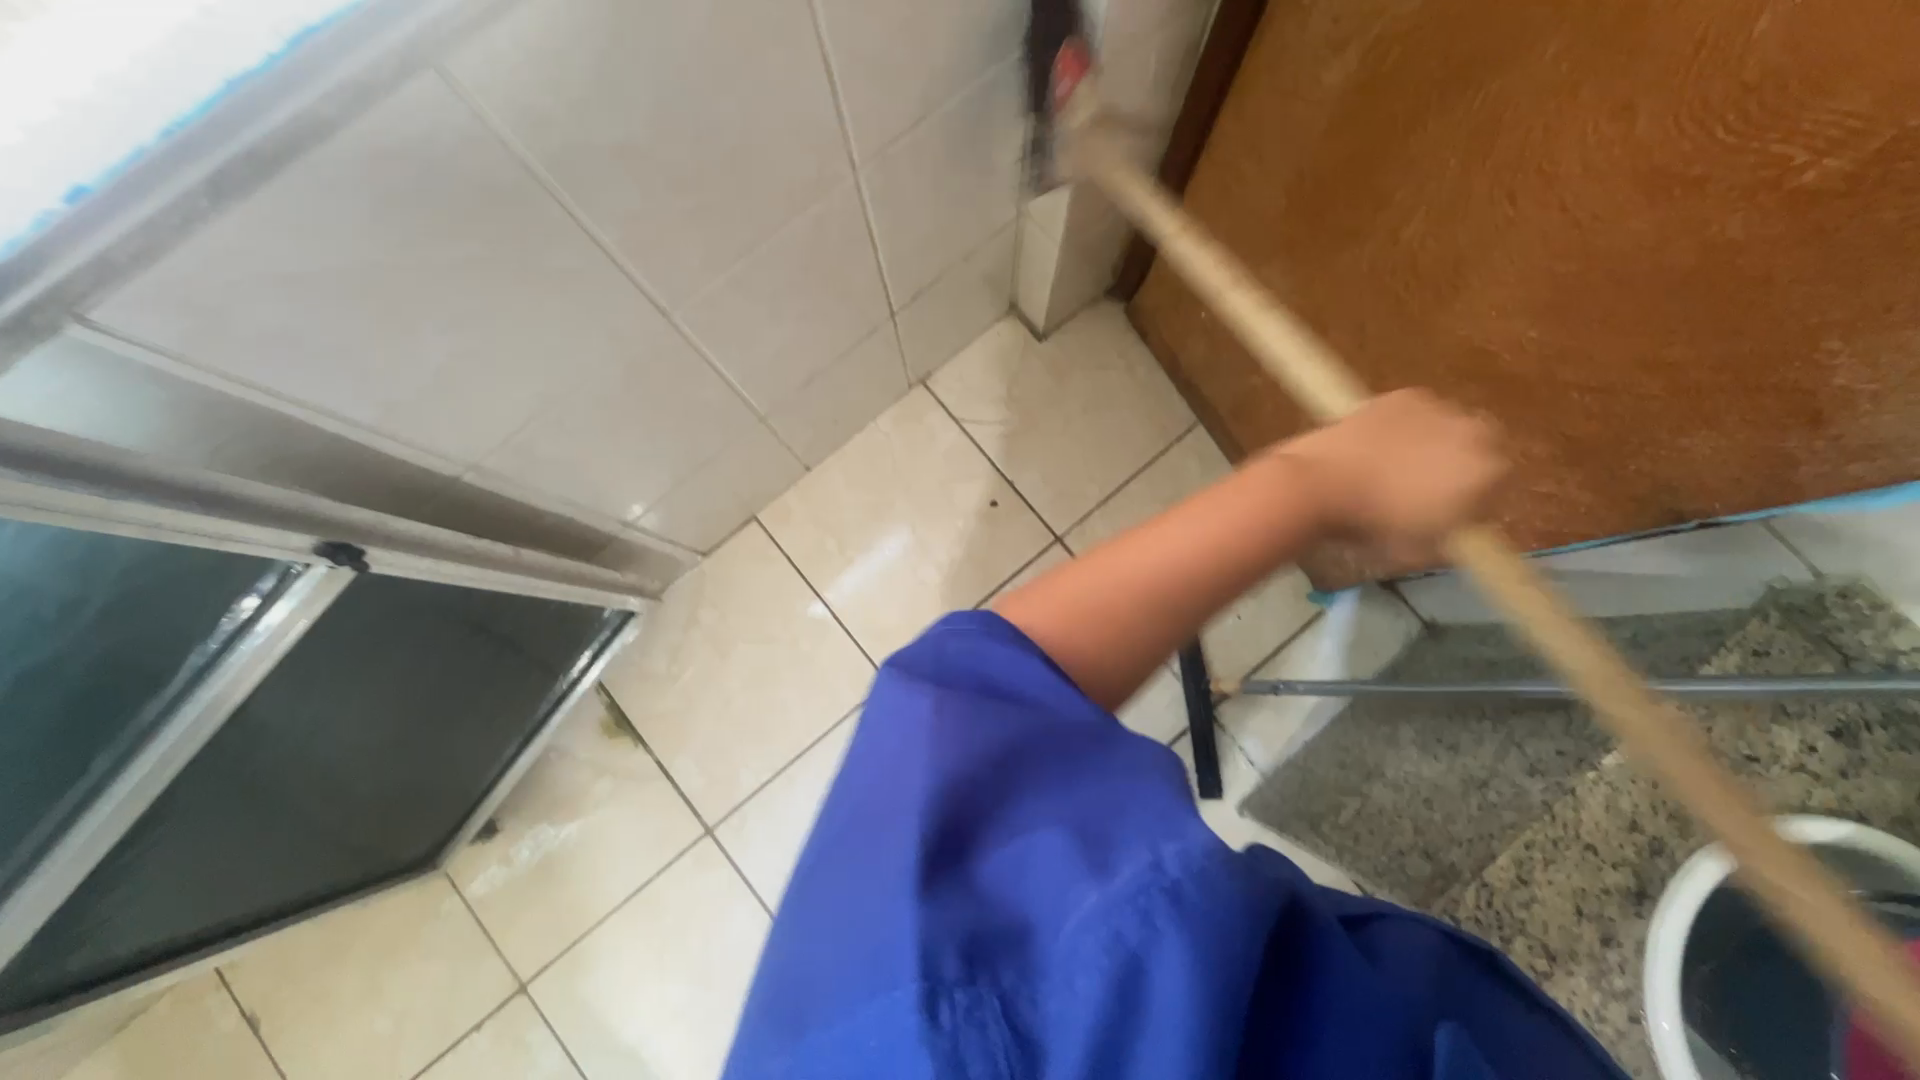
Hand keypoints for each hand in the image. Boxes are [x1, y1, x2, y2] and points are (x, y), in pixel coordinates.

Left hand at [1269, 388, 1507, 564]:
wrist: (1322, 483)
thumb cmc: (1373, 525)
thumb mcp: (1422, 550)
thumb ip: (1451, 538)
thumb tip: (1455, 534)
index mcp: (1491, 473)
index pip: (1498, 487)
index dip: (1472, 501)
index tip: (1447, 512)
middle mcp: (1478, 433)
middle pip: (1479, 450)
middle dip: (1457, 466)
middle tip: (1421, 486)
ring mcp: (1442, 408)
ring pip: (1448, 429)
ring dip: (1431, 443)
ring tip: (1393, 464)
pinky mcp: (1406, 395)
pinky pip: (1416, 414)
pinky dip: (1404, 426)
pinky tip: (1378, 443)